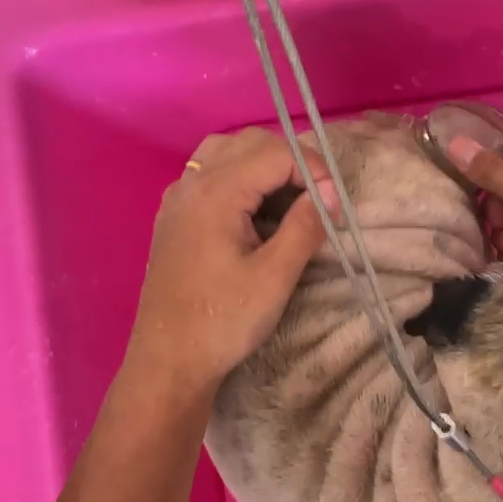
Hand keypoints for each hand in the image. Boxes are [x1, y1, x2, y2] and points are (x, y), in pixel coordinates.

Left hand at [123, 128, 337, 394]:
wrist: (169, 359)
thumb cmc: (224, 321)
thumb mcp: (276, 277)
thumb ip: (305, 228)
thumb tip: (329, 197)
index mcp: (216, 193)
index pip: (275, 152)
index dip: (313, 169)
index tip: (333, 205)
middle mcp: (192, 184)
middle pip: (250, 142)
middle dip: (292, 160)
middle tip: (319, 200)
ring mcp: (178, 198)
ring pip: (226, 152)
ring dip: (264, 164)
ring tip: (290, 199)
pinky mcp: (174, 217)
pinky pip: (209, 174)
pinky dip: (241, 177)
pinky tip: (256, 212)